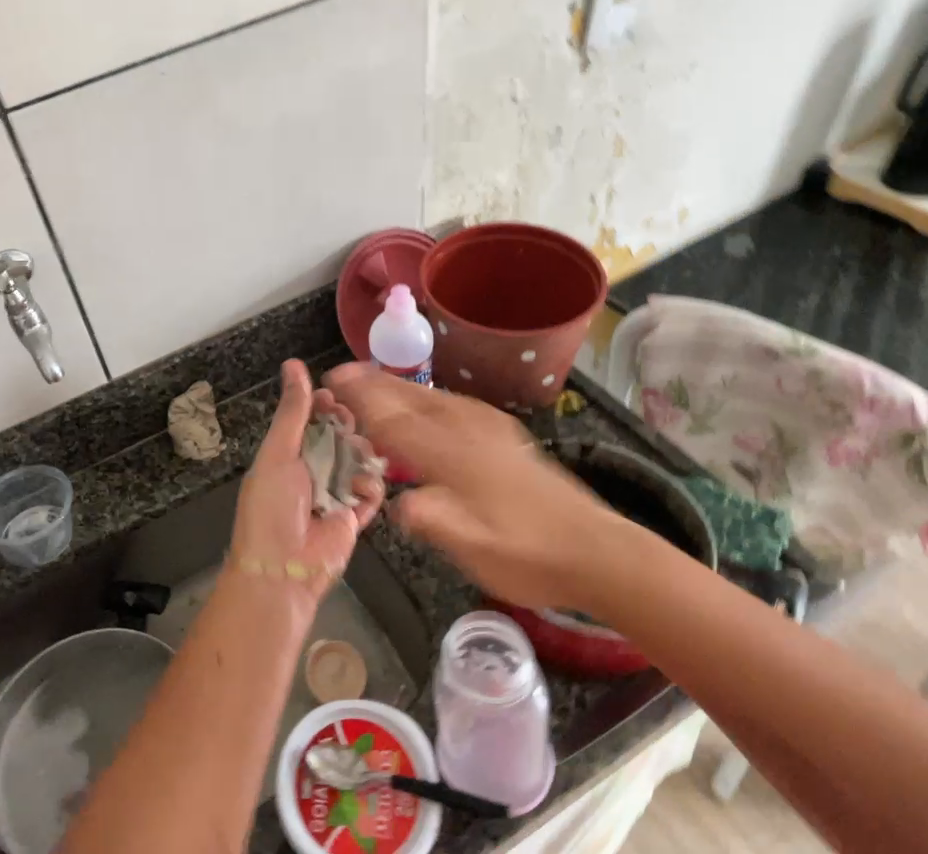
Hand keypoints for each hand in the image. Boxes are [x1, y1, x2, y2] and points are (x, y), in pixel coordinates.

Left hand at [230, 360, 384, 598]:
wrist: (281, 569)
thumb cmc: (272, 507)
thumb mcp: (278, 452)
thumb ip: (292, 410)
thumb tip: (293, 364)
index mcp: (287, 453)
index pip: (311, 419)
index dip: (325, 405)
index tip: (334, 397)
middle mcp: (311, 470)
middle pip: (340, 436)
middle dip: (348, 427)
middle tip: (349, 426)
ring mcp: (334, 493)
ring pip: (359, 460)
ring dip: (362, 454)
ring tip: (360, 457)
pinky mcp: (354, 517)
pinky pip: (371, 492)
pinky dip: (370, 488)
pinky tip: (361, 490)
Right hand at [323, 363, 631, 610]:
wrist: (595, 550)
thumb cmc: (528, 555)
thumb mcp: (473, 548)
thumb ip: (432, 520)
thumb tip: (396, 504)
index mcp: (453, 456)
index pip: (395, 421)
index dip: (362, 401)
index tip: (332, 382)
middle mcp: (469, 431)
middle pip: (412, 399)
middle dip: (375, 383)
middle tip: (342, 372)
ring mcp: (491, 429)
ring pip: (434, 398)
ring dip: (399, 388)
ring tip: (373, 380)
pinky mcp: (506, 436)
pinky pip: (454, 404)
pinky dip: (427, 398)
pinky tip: (428, 404)